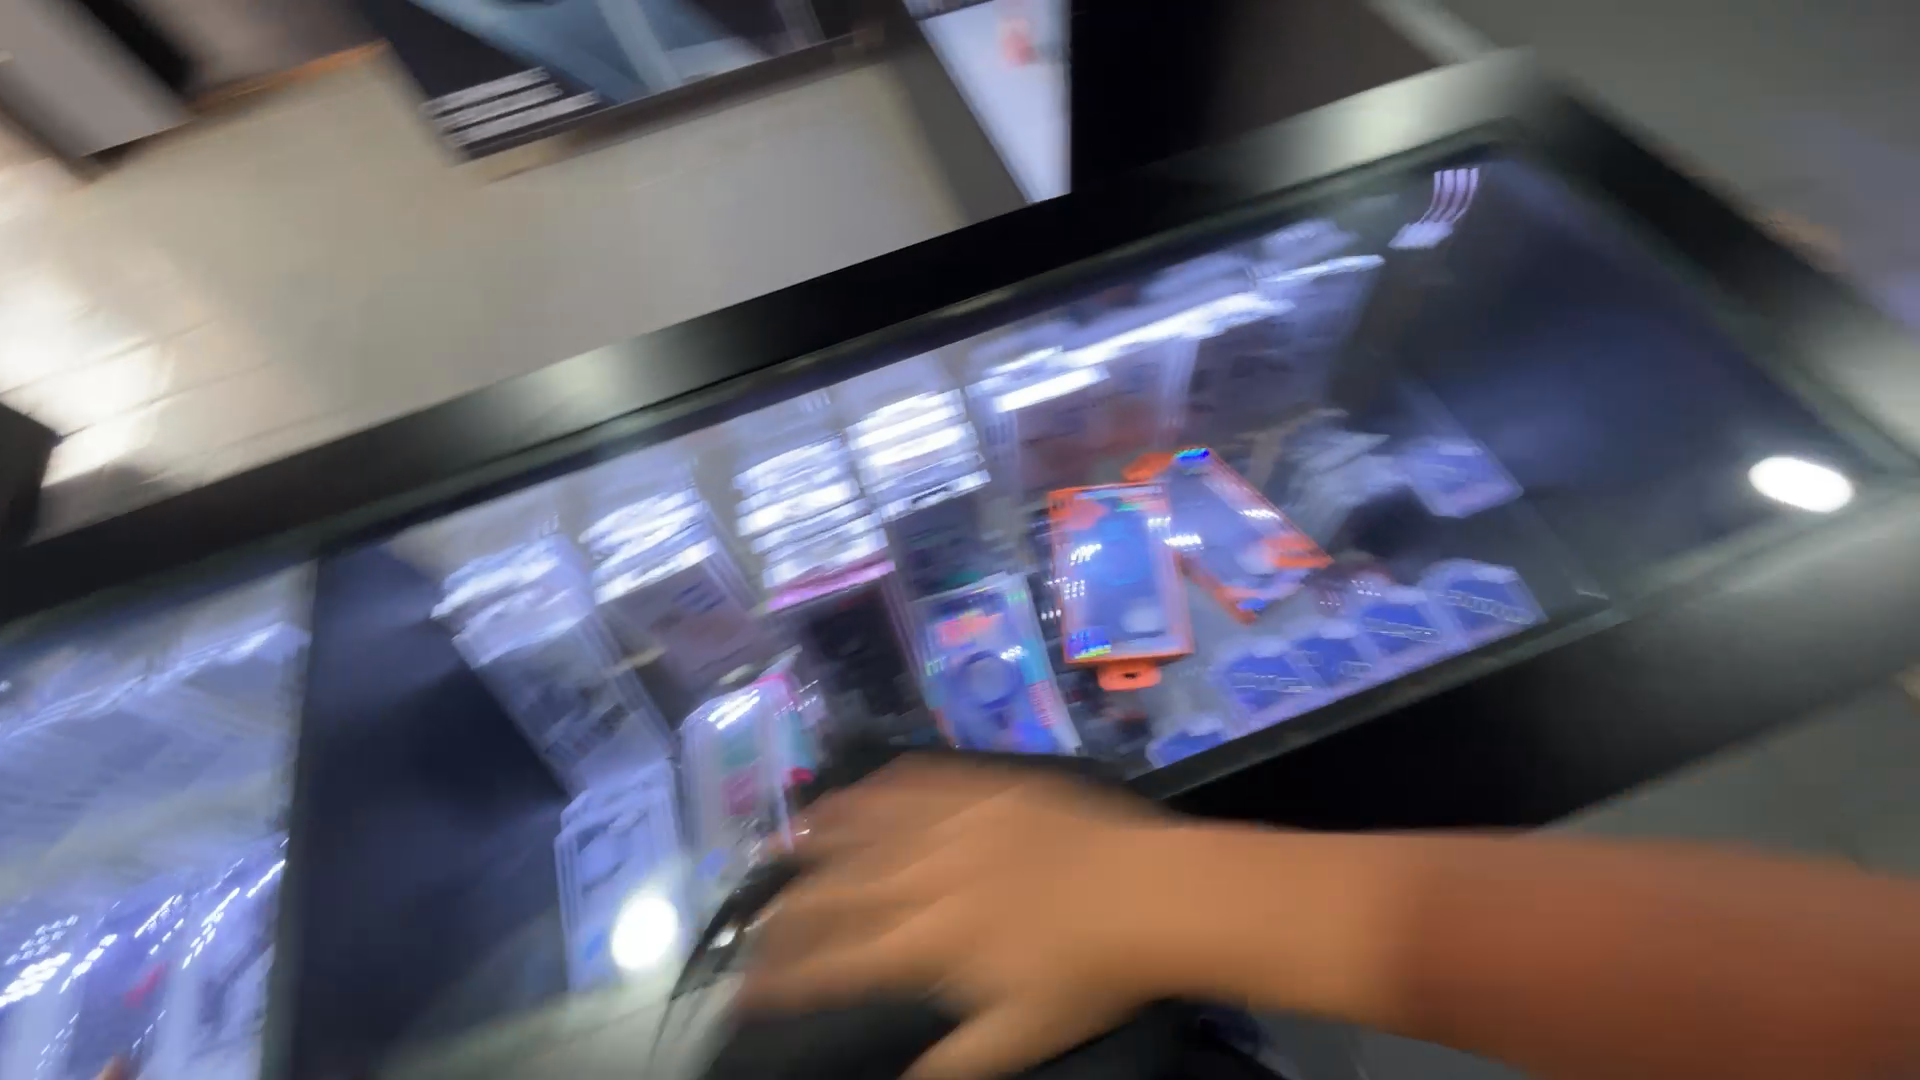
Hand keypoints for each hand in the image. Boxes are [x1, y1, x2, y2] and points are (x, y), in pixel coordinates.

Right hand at [739, 759, 1183, 1079]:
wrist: (1143, 892)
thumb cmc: (1085, 973)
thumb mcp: (1019, 1036)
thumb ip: (951, 1064)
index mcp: (930, 942)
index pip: (839, 962)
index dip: (787, 974)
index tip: (749, 983)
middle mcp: (927, 877)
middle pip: (840, 892)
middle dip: (790, 907)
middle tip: (756, 918)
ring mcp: (954, 825)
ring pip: (870, 827)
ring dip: (823, 834)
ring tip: (787, 837)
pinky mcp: (982, 790)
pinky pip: (919, 781)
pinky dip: (883, 786)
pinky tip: (863, 785)